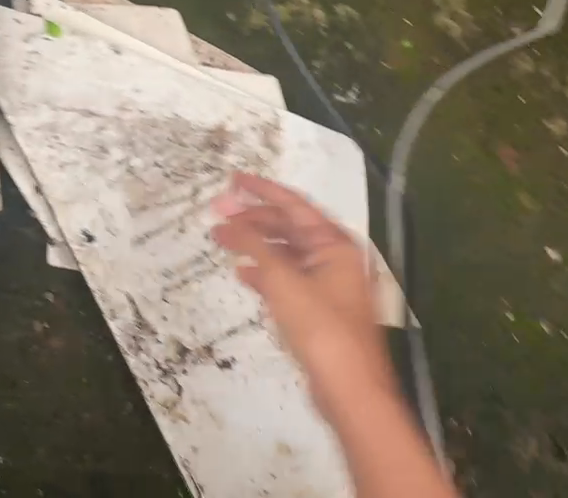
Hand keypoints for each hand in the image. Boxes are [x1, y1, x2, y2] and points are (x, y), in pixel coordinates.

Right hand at [211, 173, 393, 407]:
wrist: (349, 388)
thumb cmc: (319, 325)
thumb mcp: (281, 278)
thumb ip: (253, 244)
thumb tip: (228, 221)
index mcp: (334, 245)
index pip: (293, 205)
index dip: (261, 190)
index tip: (232, 179)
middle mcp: (335, 258)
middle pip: (288, 227)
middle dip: (252, 219)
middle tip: (218, 213)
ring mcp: (328, 284)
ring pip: (285, 252)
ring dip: (254, 244)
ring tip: (222, 241)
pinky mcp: (318, 308)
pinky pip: (286, 276)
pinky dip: (264, 271)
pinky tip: (242, 273)